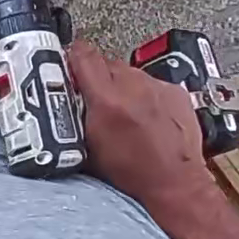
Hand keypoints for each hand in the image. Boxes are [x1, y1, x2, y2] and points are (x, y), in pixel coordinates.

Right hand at [67, 40, 216, 210]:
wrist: (174, 183)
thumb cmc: (133, 172)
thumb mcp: (87, 145)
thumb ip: (75, 114)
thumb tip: (64, 95)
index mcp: (106, 100)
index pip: (83, 55)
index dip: (72, 56)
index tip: (69, 61)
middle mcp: (133, 87)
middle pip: (105, 62)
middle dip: (96, 76)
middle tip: (93, 96)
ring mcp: (156, 87)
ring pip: (128, 72)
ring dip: (120, 85)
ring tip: (121, 110)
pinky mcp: (174, 91)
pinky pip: (151, 82)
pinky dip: (144, 93)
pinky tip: (143, 114)